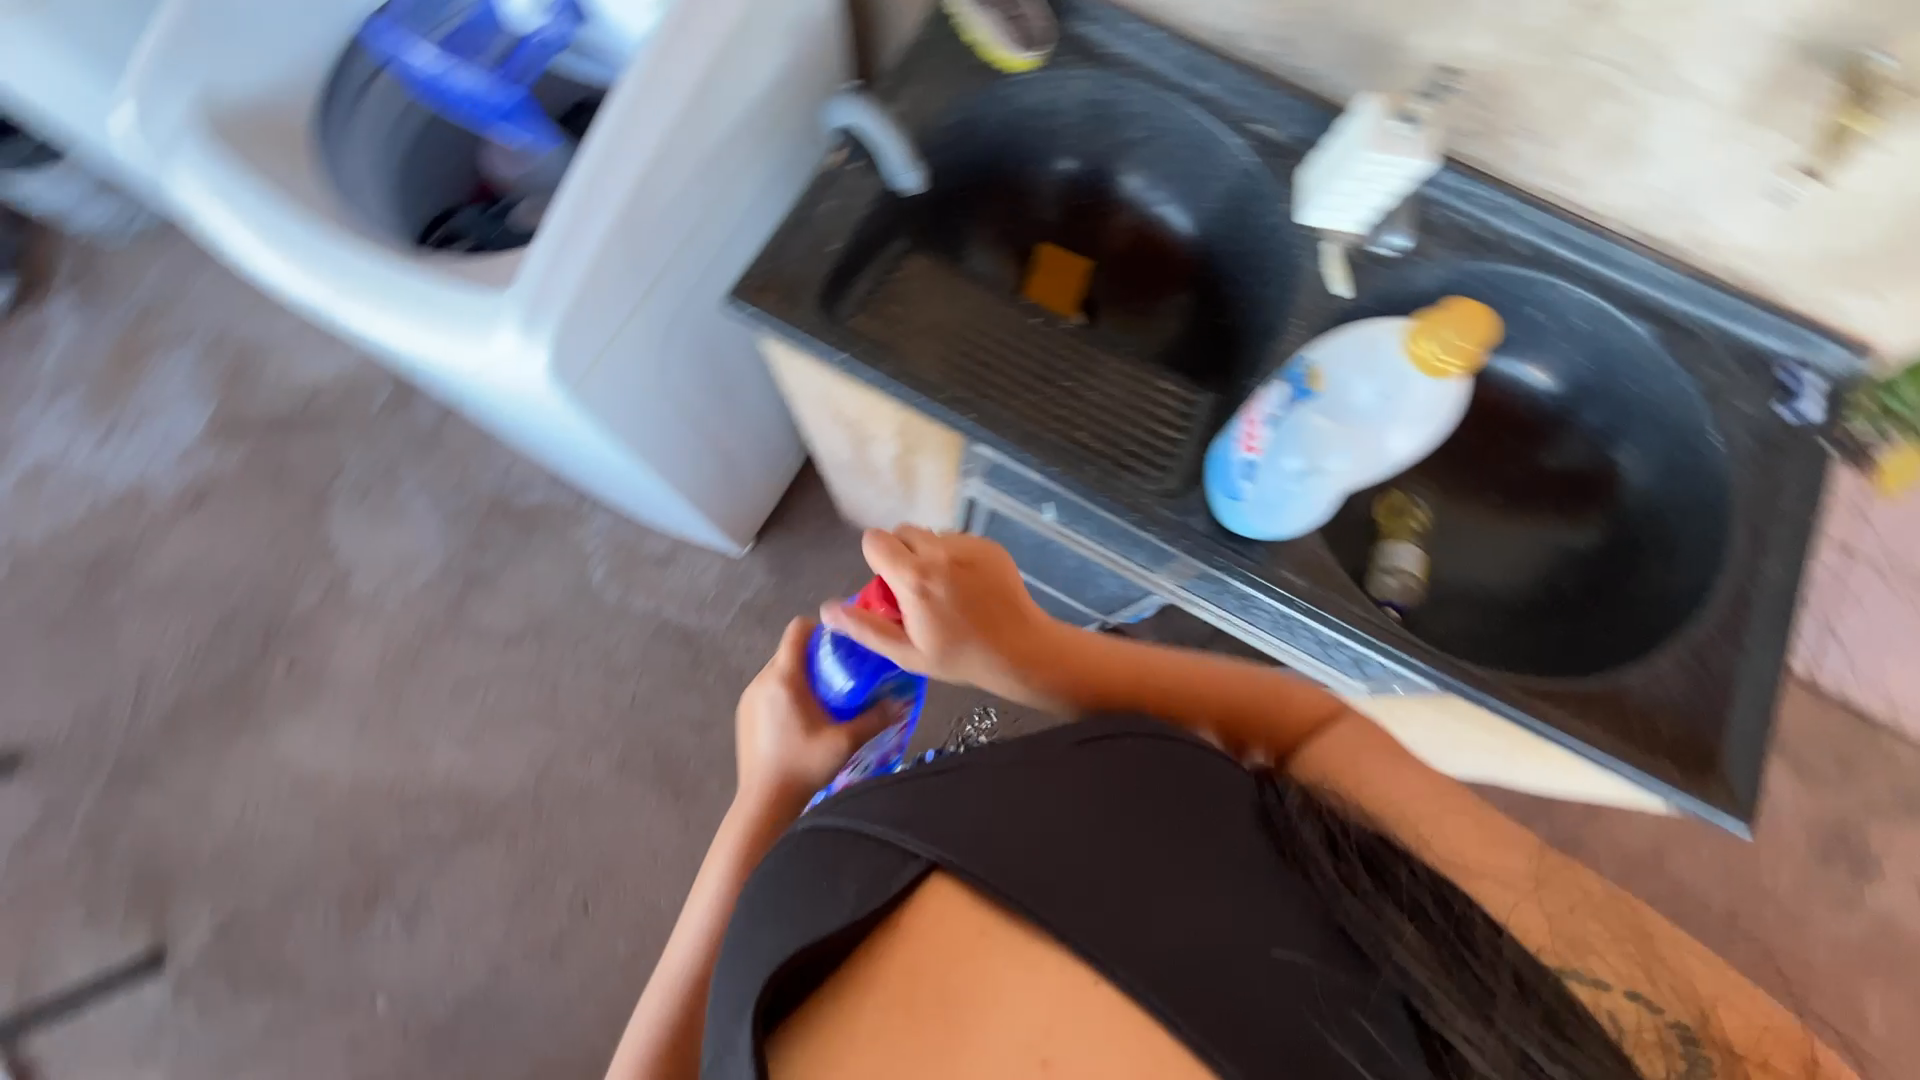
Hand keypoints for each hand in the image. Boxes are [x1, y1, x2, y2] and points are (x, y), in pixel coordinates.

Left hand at [735, 617, 901, 815]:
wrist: (764, 802)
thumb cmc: (804, 765)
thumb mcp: (846, 741)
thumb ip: (875, 718)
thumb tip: (901, 703)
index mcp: (784, 677)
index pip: (797, 630)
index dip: (820, 629)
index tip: (841, 644)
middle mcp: (761, 680)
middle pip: (789, 650)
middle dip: (814, 655)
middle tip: (841, 674)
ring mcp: (748, 697)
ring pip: (778, 670)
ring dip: (799, 675)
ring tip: (824, 697)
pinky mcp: (744, 714)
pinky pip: (767, 689)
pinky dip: (785, 692)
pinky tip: (801, 718)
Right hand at [818, 527, 1073, 709]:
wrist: (1021, 650)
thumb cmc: (960, 658)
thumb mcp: (907, 652)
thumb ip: (864, 628)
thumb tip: (826, 611)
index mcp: (914, 577)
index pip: (875, 540)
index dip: (876, 559)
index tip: (889, 586)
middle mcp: (939, 552)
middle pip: (902, 532)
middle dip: (900, 553)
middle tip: (913, 588)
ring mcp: (967, 545)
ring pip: (932, 535)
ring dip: (928, 554)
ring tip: (945, 589)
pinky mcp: (988, 546)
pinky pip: (958, 540)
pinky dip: (955, 556)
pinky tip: (968, 586)